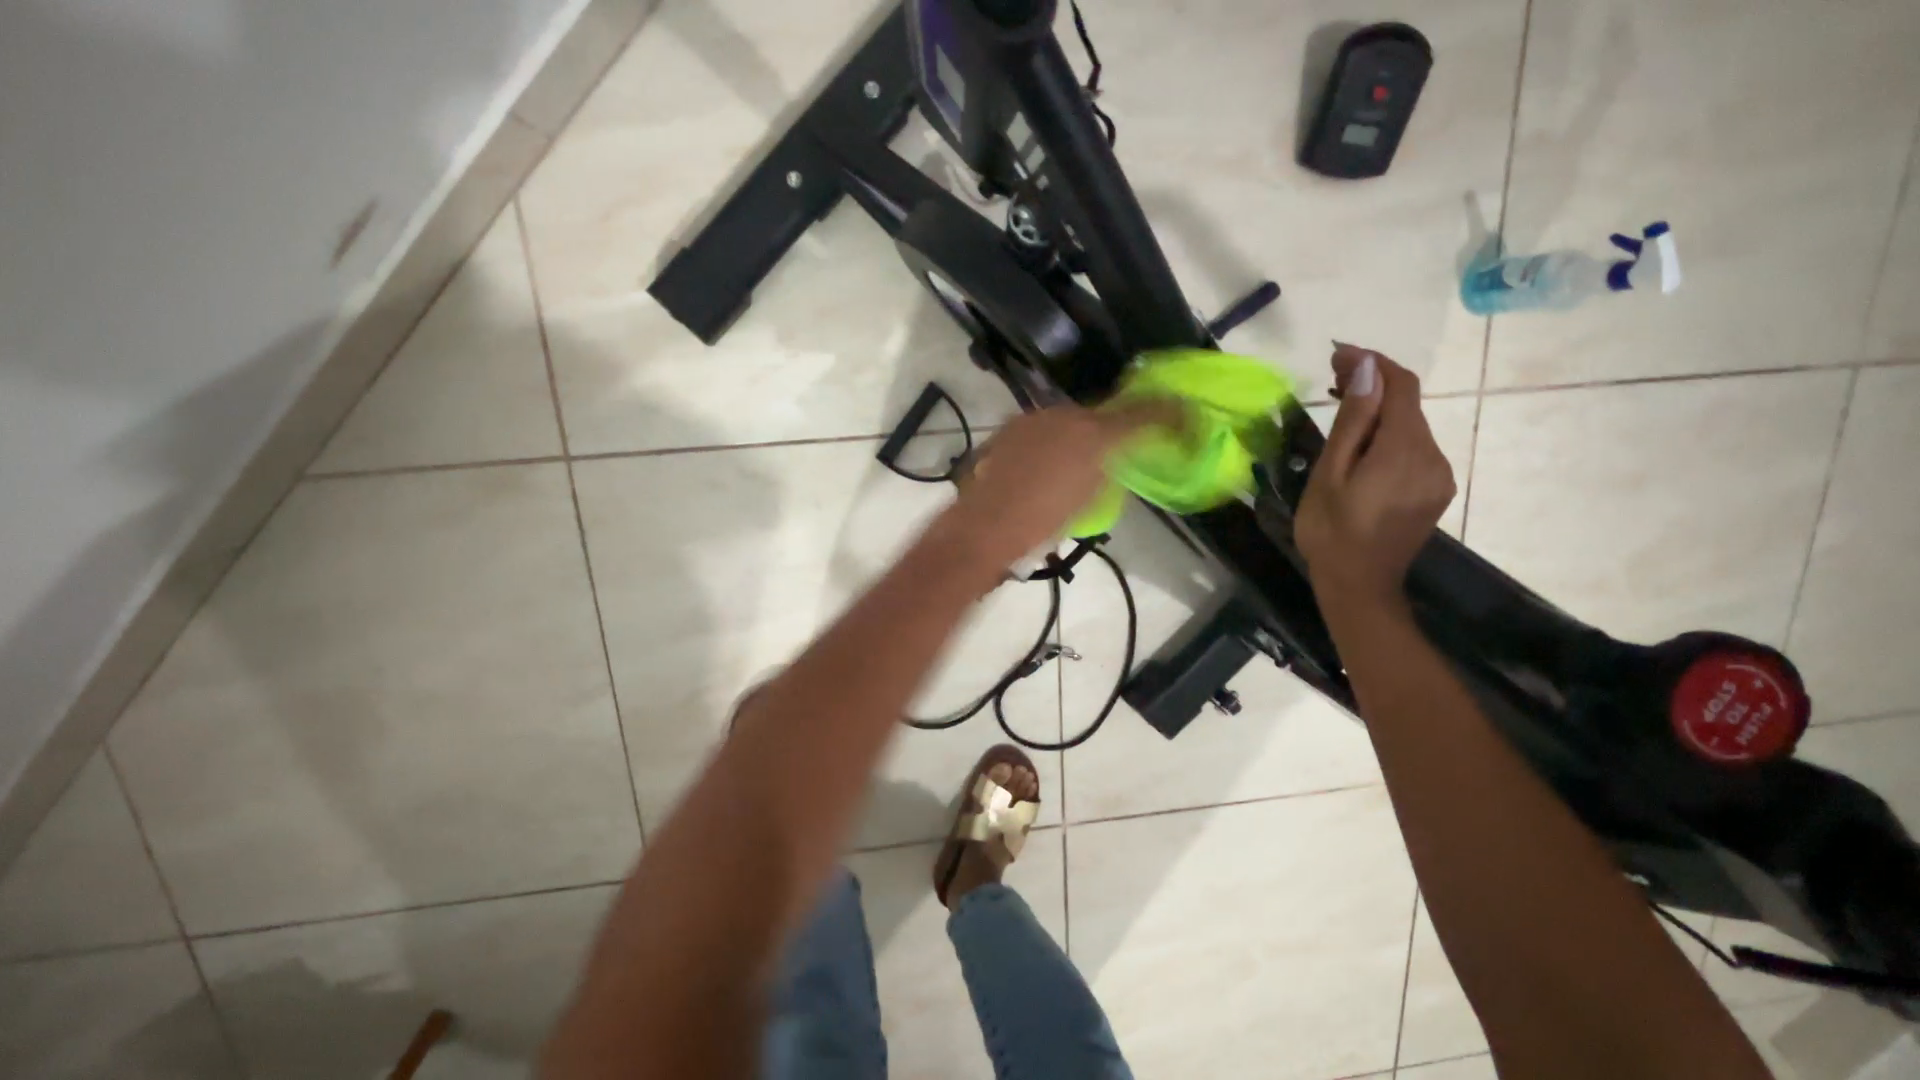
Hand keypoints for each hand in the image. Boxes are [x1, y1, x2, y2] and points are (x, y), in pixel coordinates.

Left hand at [937, 401, 1173, 568]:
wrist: (984, 528)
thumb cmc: (1041, 524)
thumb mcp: (1090, 502)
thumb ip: (1109, 473)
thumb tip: (1115, 462)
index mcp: (1094, 435)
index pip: (1142, 414)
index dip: (1169, 414)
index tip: (1185, 416)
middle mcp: (1065, 416)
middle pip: (1100, 416)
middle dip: (1111, 431)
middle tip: (1115, 454)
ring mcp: (1033, 420)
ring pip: (1067, 422)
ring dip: (1075, 438)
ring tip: (1072, 467)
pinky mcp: (1008, 430)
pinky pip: (1040, 431)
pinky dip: (1048, 445)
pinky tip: (1039, 470)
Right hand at [1296, 345, 1454, 608]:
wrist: (1360, 587)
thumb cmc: (1331, 531)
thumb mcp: (1331, 473)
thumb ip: (1354, 419)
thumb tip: (1368, 367)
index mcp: (1403, 450)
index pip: (1401, 385)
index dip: (1374, 363)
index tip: (1338, 354)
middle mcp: (1432, 455)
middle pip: (1408, 403)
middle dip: (1375, 383)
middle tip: (1331, 378)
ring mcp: (1438, 474)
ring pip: (1411, 424)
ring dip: (1381, 410)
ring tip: (1342, 409)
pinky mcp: (1436, 488)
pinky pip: (1415, 447)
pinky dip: (1390, 435)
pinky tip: (1363, 446)